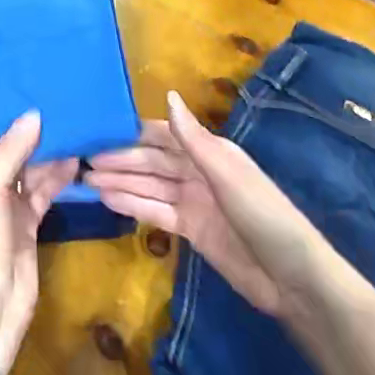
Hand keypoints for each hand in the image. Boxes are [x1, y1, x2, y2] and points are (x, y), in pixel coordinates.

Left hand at [0, 111, 79, 374]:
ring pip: (31, 170)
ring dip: (50, 153)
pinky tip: (77, 159)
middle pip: (12, 151)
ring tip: (75, 123)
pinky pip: (45, 191)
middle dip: (32, 131)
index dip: (3, 115)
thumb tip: (33, 113)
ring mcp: (9, 205)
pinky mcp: (29, 223)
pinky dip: (59, 177)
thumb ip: (9, 154)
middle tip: (59, 99)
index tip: (26, 85)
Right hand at [84, 90, 323, 318]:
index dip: (132, 134)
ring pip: (149, 187)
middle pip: (151, 162)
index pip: (163, 136)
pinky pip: (155, 212)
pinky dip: (132, 206)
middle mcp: (198, 172)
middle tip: (82, 161)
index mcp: (210, 152)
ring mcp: (193, 201)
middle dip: (119, 160)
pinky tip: (107, 200)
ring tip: (85, 181)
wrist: (293, 279)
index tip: (99, 132)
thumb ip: (193, 139)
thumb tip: (168, 94)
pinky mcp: (190, 229)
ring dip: (120, 183)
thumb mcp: (227, 173)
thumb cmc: (264, 215)